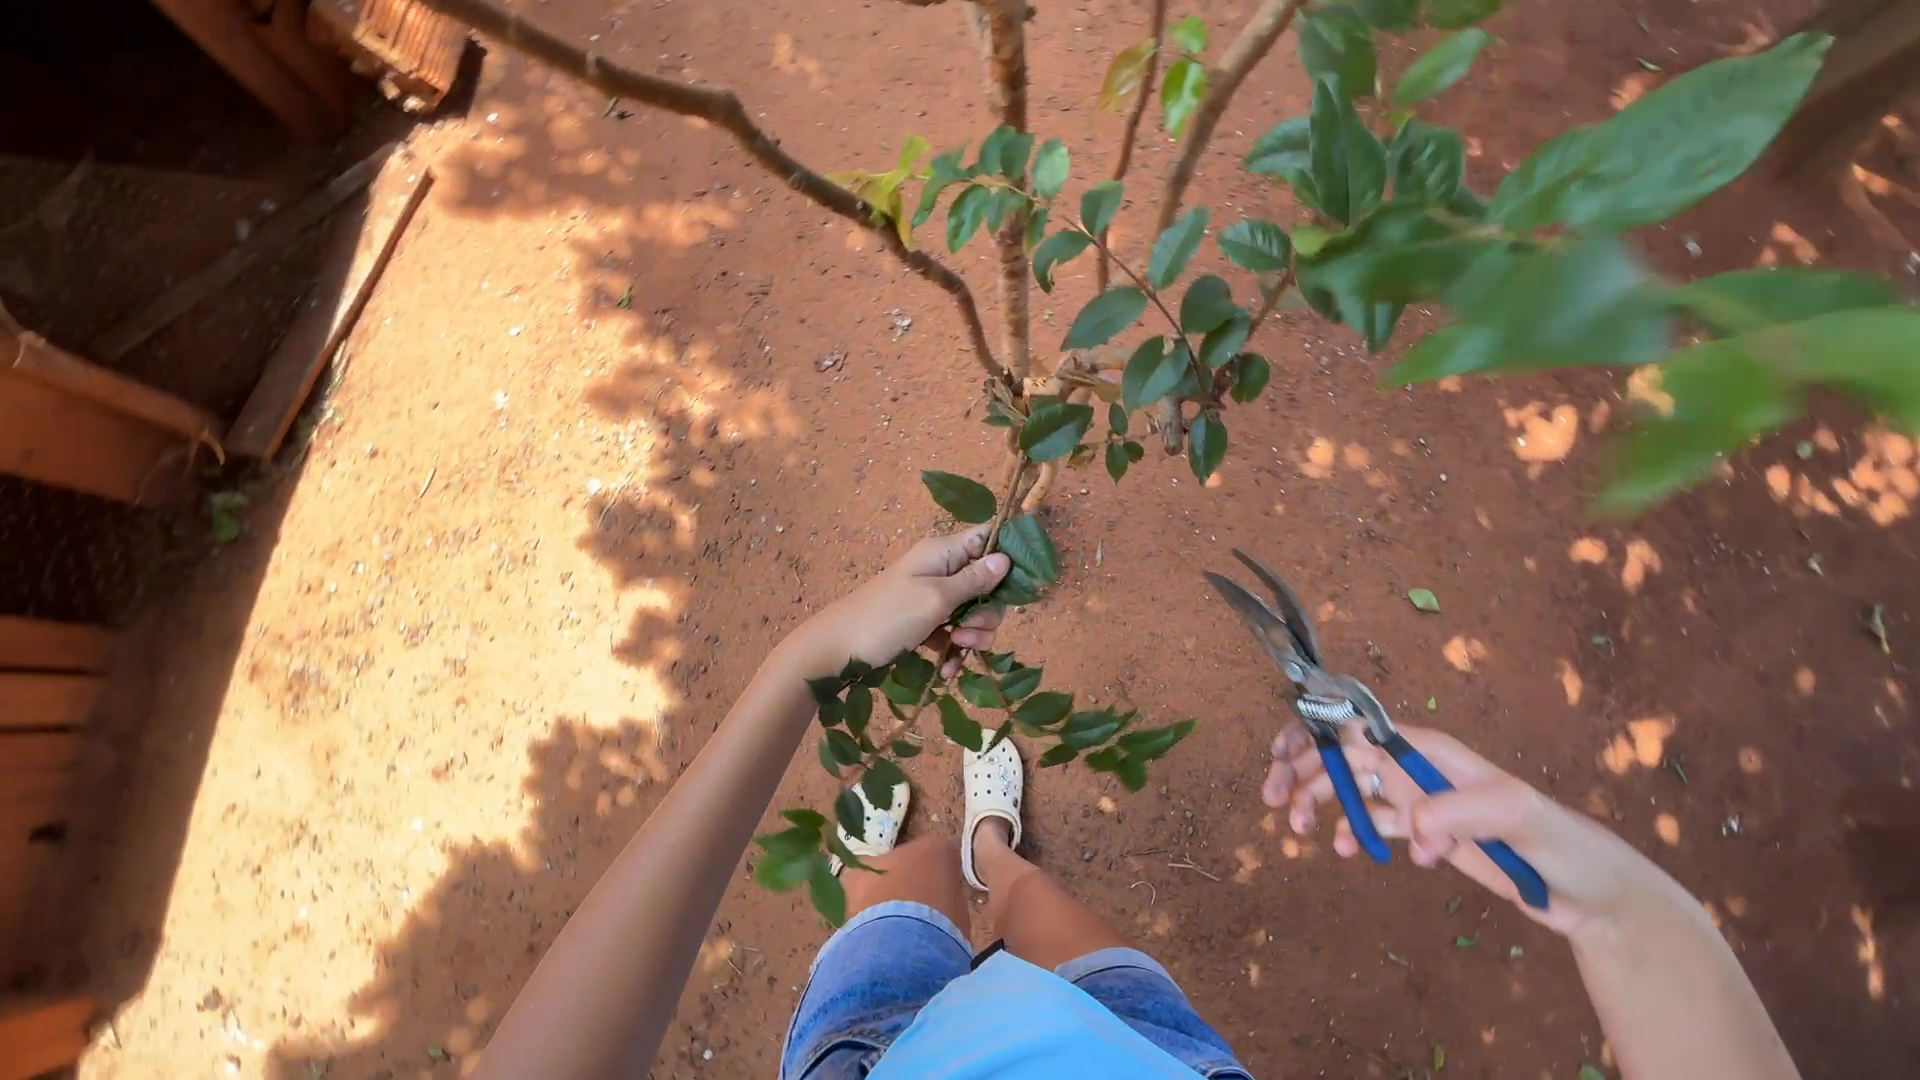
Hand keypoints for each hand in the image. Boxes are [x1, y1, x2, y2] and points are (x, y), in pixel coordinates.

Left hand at [784, 525, 1010, 679]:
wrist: (837, 650)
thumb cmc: (887, 617)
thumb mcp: (935, 597)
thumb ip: (973, 580)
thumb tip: (1006, 557)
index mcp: (943, 552)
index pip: (987, 537)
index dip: (1008, 555)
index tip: (1020, 585)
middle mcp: (940, 569)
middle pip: (987, 582)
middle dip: (987, 611)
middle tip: (970, 630)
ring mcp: (932, 597)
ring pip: (973, 612)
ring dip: (973, 634)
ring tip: (957, 649)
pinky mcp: (925, 624)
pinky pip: (953, 632)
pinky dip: (954, 649)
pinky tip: (947, 668)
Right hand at [1262, 722, 1678, 937]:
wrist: (1588, 893)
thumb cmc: (1559, 842)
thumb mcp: (1518, 817)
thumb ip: (1462, 811)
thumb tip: (1410, 822)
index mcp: (1426, 750)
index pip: (1356, 729)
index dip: (1314, 734)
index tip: (1281, 752)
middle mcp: (1412, 767)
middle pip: (1339, 757)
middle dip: (1300, 771)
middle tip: (1273, 798)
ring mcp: (1413, 798)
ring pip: (1347, 790)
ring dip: (1316, 804)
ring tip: (1299, 831)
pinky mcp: (1419, 831)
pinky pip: (1369, 823)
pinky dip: (1351, 833)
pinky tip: (1350, 851)